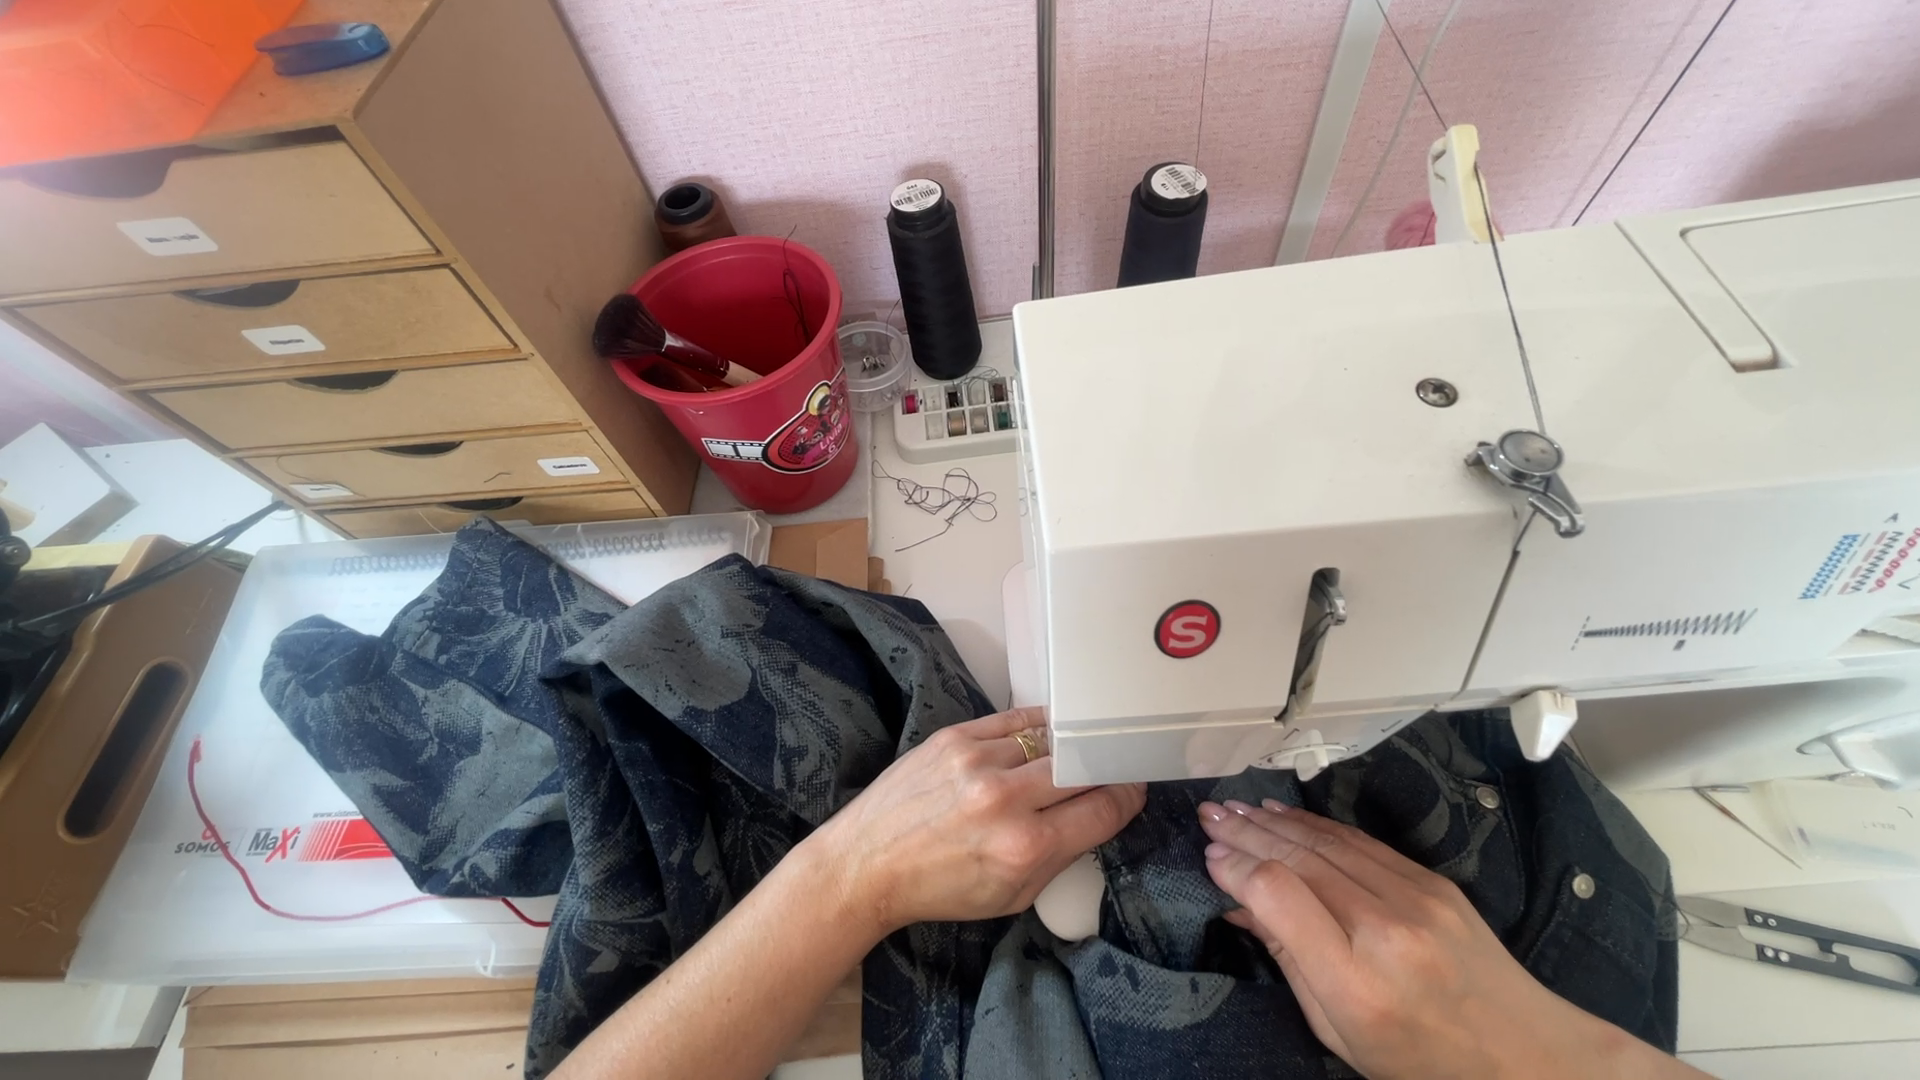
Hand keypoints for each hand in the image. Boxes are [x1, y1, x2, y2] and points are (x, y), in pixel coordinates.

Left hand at [808, 706, 1145, 934]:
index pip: (1102, 810)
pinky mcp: (955, 736)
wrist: (868, 862)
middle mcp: (1005, 800)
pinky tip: (1049, 730)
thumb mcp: (1012, 897)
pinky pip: (1015, 719)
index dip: (1127, 797)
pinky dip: (1039, 725)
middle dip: (1106, 767)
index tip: (1133, 788)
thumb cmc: (941, 888)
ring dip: (1071, 745)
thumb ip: (1061, 856)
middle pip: (1082, 768)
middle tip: (1114, 764)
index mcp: (1025, 849)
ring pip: (1051, 739)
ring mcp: (978, 761)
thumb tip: (1098, 814)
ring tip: (1079, 748)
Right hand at [1198, 799, 1704, 1079]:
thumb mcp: (1336, 1031)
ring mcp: (1414, 898)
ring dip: (1272, 820)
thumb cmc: (1418, 1061)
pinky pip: (1358, 840)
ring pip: (1324, 841)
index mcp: (1355, 981)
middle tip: (1207, 814)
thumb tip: (1236, 902)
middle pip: (1296, 857)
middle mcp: (1384, 929)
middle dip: (1245, 832)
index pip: (1278, 894)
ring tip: (1234, 807)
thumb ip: (1286, 957)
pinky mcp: (1431, 881)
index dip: (1236, 867)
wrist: (1528, 1057)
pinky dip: (1312, 824)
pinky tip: (1283, 814)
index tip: (1209, 856)